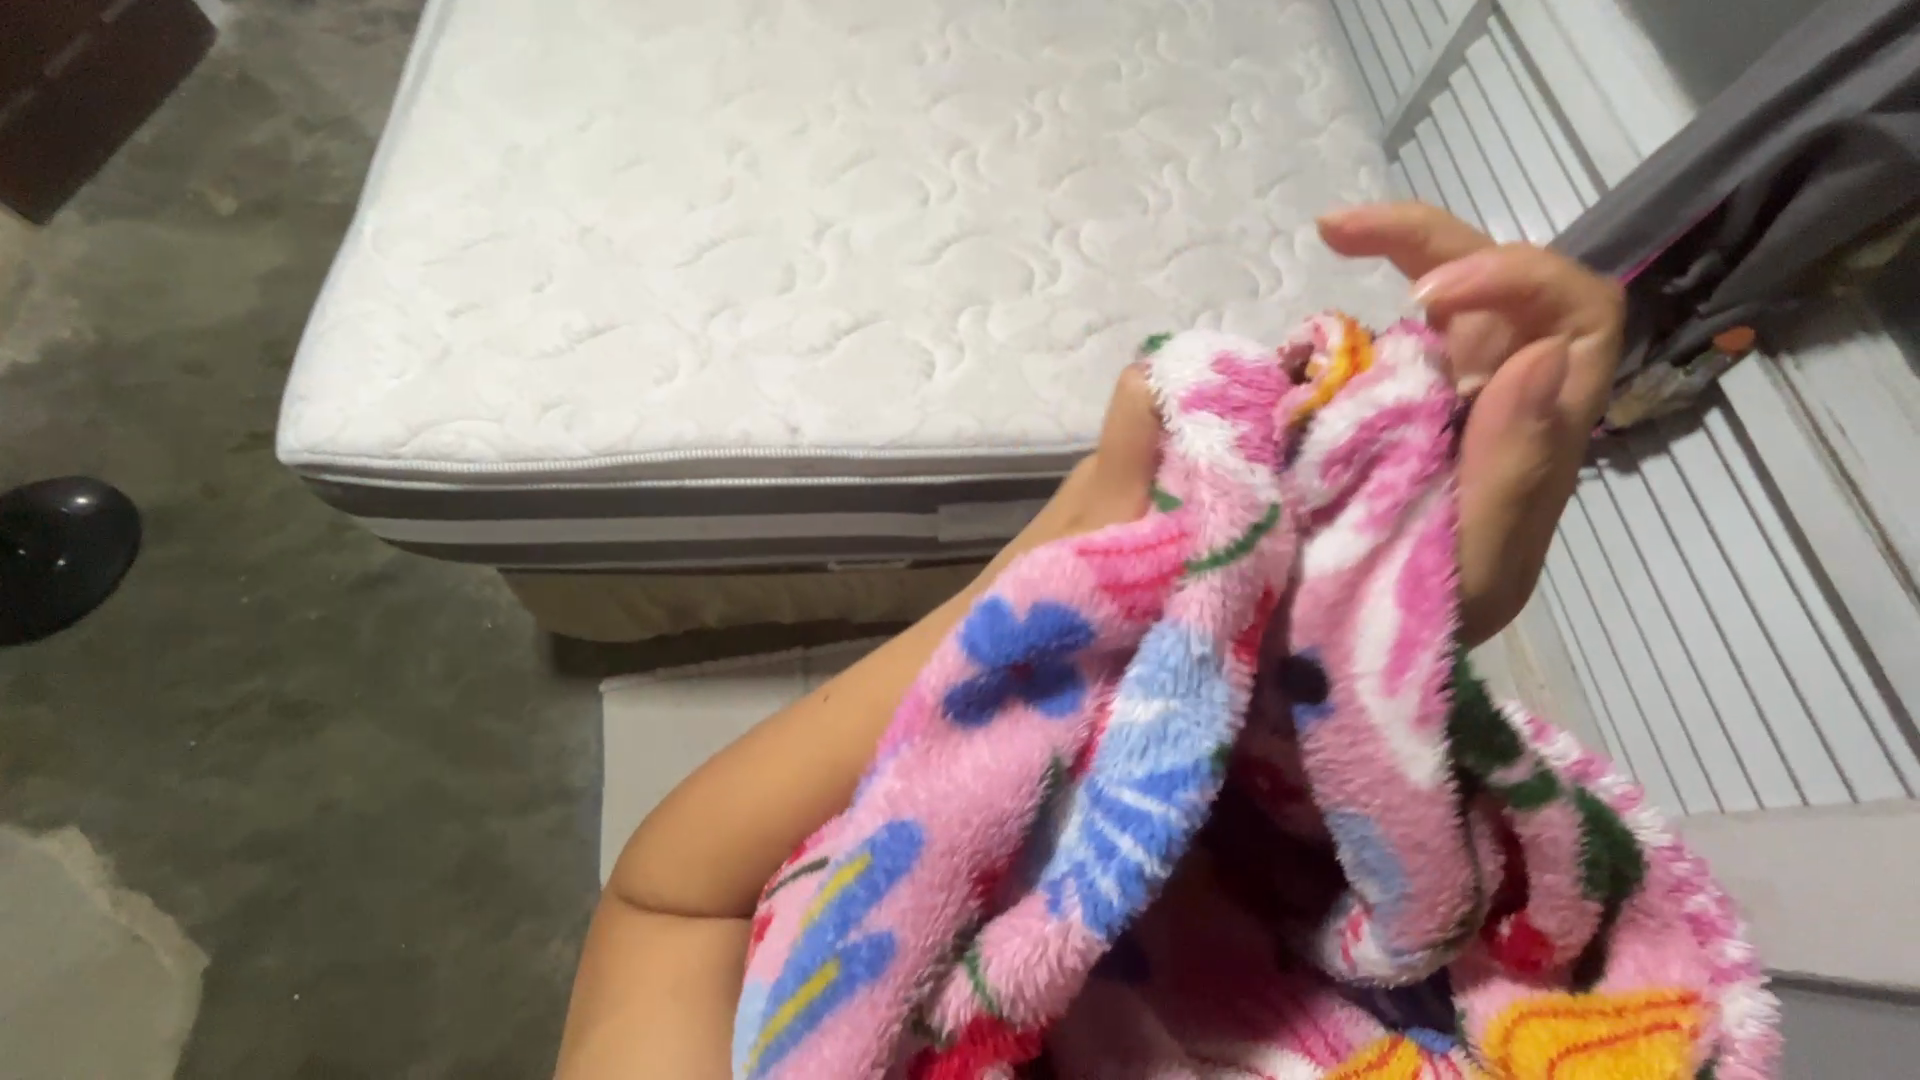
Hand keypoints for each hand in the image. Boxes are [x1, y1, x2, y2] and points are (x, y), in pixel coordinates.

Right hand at [1318, 202, 1623, 643]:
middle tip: (1334, 232)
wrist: (1362, 644)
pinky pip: (1375, 344)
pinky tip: (1298, 341)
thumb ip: (1517, 471)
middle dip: (1425, 238)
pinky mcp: (1379, 409)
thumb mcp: (1482, 566)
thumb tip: (1540, 352)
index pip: (1571, 311)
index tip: (1417, 301)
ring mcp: (1435, 397)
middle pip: (1497, 280)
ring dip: (1390, 256)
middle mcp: (1496, 394)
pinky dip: (1340, 326)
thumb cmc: (1430, 618)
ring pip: (1437, 296)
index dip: (1510, 278)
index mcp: (1535, 424)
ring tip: (1327, 243)